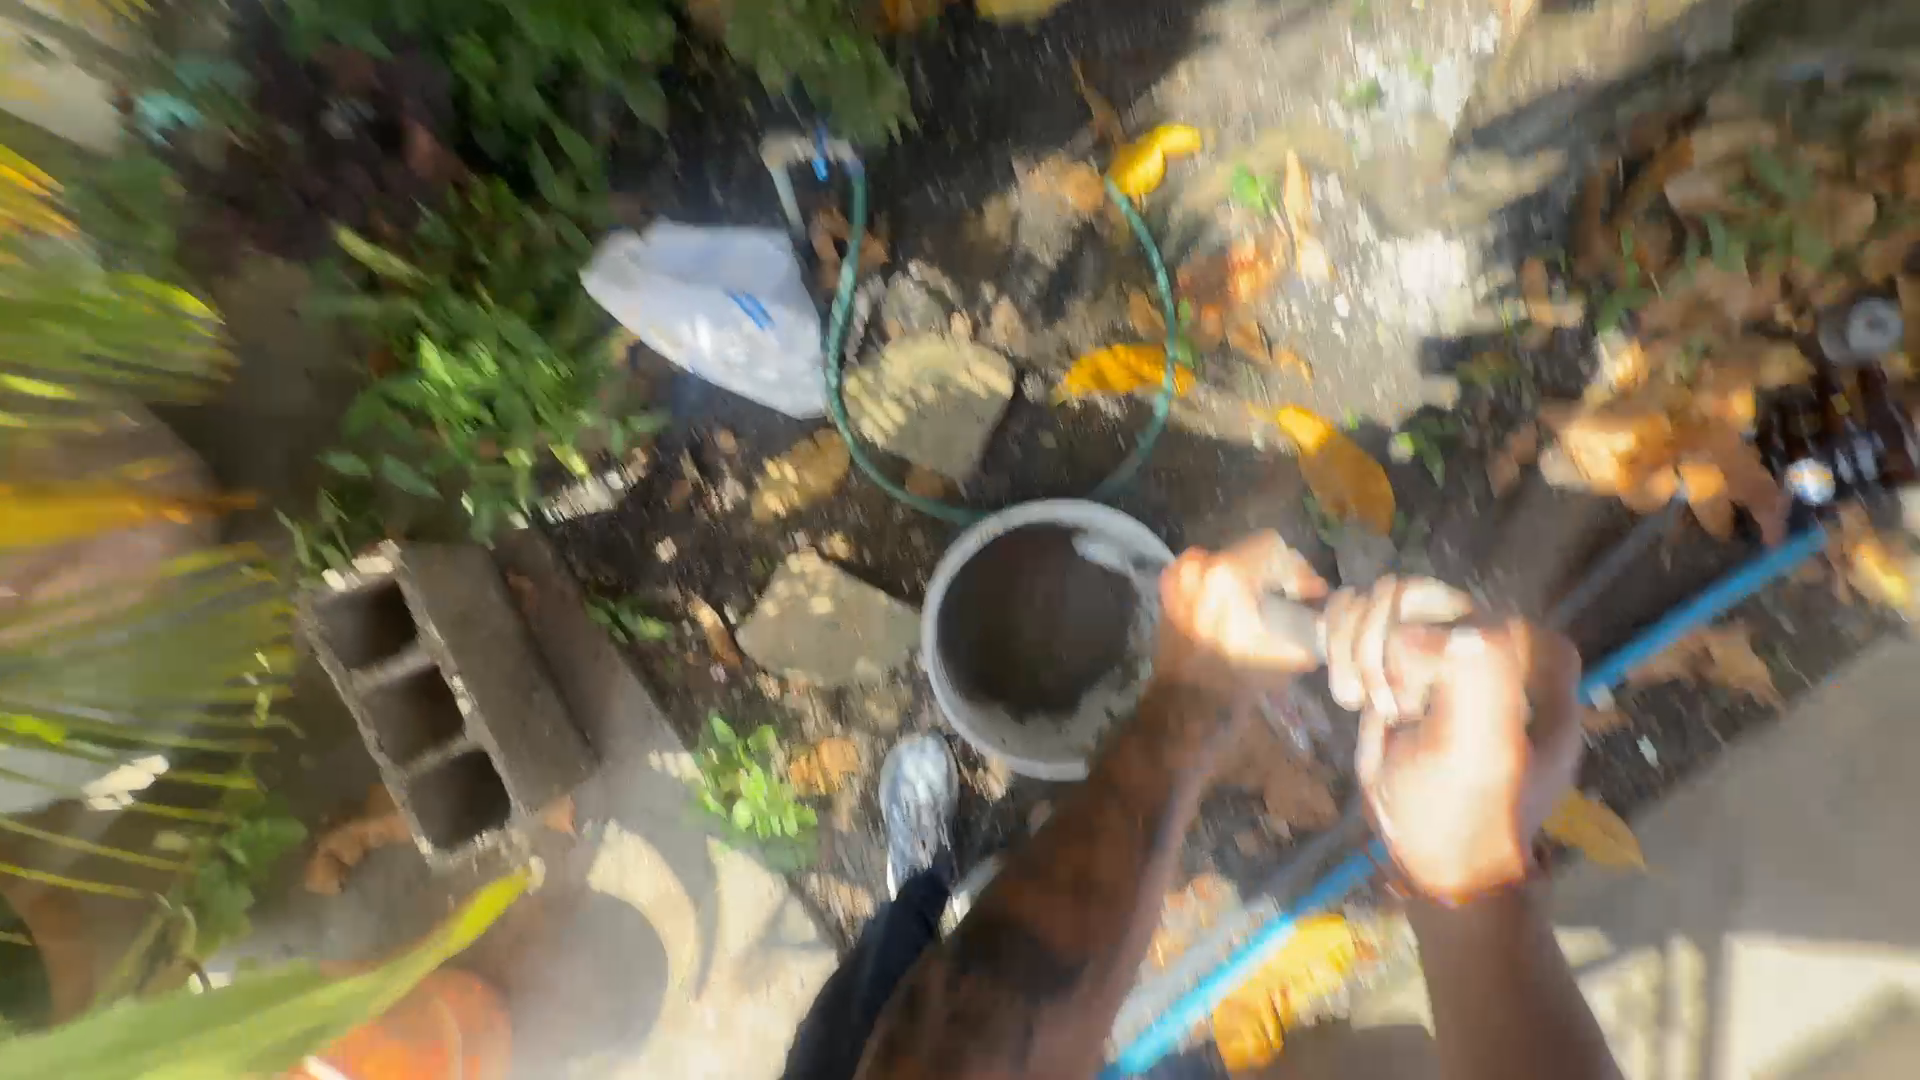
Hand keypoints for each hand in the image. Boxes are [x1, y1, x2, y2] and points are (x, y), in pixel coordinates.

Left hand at [1153, 532, 1328, 701]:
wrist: (1186, 702)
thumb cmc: (1239, 679)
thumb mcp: (1290, 649)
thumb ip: (1309, 616)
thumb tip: (1318, 599)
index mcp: (1228, 574)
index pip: (1274, 547)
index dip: (1297, 568)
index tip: (1309, 591)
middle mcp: (1198, 566)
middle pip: (1250, 552)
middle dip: (1276, 573)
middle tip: (1293, 597)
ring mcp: (1179, 576)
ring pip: (1228, 561)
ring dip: (1250, 578)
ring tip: (1265, 604)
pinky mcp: (1168, 589)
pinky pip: (1205, 575)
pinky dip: (1225, 586)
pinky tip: (1238, 609)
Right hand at [1323, 577, 1582, 902]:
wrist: (1424, 851)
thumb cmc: (1463, 815)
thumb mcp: (1478, 756)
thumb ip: (1476, 682)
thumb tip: (1434, 630)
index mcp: (1532, 670)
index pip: (1486, 614)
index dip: (1444, 643)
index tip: (1421, 693)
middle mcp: (1487, 651)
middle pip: (1422, 594)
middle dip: (1382, 646)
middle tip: (1385, 705)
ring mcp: (1435, 652)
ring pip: (1380, 600)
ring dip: (1354, 649)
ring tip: (1361, 702)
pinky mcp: (1392, 662)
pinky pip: (1355, 617)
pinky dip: (1338, 646)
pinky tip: (1348, 692)